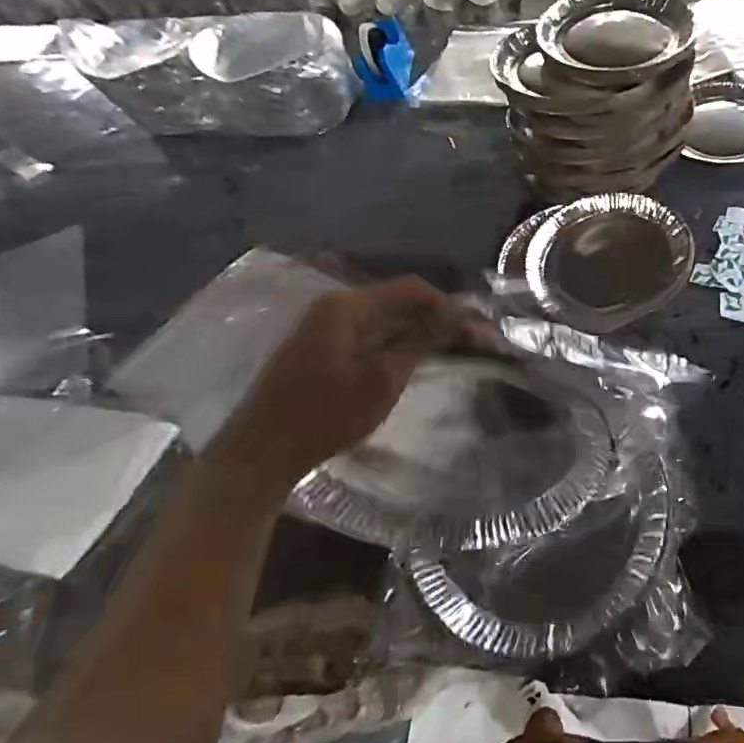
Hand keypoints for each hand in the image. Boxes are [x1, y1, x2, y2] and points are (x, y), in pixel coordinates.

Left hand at [217, 278, 484, 479]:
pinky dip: (401, 346)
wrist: (262, 452)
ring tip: (460, 352)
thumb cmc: (325, 414)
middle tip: (480, 342)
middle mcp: (336, 308)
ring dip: (423, 333)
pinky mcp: (324, 350)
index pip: (412, 290)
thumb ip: (421, 340)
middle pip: (400, 303)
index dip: (451, 305)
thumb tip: (457, 314)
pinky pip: (373, 337)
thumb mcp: (383, 378)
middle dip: (441, 319)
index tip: (481, 328)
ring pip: (388, 321)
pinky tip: (422, 360)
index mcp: (347, 306)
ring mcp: (327, 329)